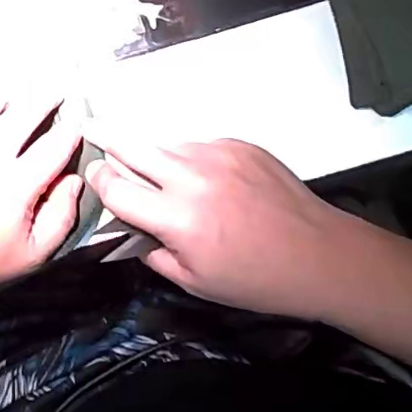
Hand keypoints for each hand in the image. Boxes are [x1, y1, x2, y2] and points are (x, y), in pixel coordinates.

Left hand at [0, 94, 83, 310]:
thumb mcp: (33, 253)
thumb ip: (62, 215)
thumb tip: (73, 179)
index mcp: (16, 186)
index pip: (54, 147)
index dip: (71, 132)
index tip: (79, 124)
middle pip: (25, 115)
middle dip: (47, 101)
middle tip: (58, 92)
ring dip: (13, 92)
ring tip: (25, 86)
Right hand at [83, 134, 380, 321]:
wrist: (320, 254)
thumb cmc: (255, 279)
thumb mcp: (194, 282)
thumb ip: (152, 251)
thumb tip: (130, 226)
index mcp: (177, 219)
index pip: (116, 188)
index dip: (99, 180)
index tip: (94, 174)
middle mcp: (191, 178)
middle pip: (131, 147)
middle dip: (108, 140)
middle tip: (91, 129)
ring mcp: (217, 154)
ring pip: (166, 145)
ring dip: (156, 157)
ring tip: (168, 177)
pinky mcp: (239, 144)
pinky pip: (199, 145)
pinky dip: (193, 160)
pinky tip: (210, 181)